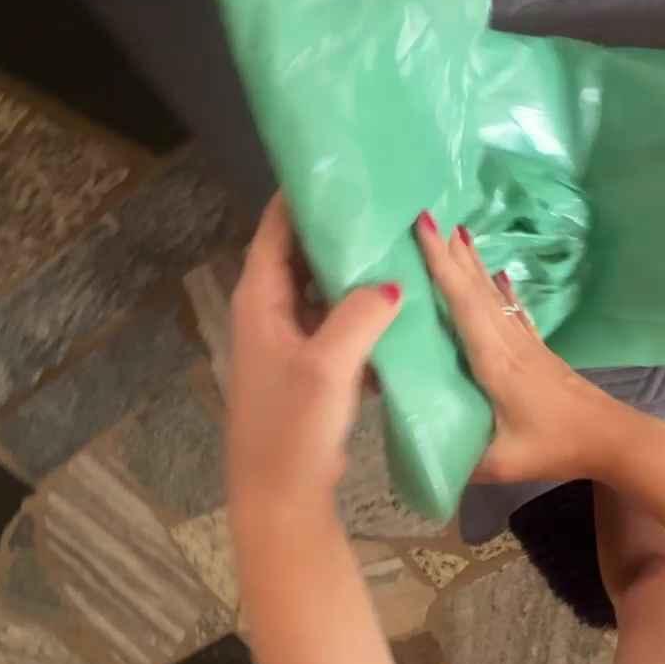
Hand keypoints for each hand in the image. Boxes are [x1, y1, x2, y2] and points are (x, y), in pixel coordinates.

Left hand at [228, 198, 399, 531]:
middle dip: (340, 232)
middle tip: (386, 208)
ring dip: (357, 274)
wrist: (284, 492)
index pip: (277, 231)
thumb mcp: (327, 366)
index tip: (342, 171)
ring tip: (401, 250)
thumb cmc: (293, 426)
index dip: (302, 198)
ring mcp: (294, 341)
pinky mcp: (315, 367)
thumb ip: (360, 316)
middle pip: (304, 257)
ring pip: (326, 291)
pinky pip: (343, 325)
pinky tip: (403, 309)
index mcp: (261, 300)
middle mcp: (272, 313)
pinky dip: (367, 314)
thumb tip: (394, 283)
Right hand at [413, 212, 641, 482]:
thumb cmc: (557, 446)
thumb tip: (422, 460)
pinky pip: (516, 313)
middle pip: (477, 289)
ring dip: (475, 264)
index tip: (424, 226)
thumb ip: (459, 462)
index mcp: (496, 361)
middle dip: (452, 252)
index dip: (442, 264)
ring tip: (459, 232)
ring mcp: (529, 345)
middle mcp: (510, 343)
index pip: (464, 303)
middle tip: (430, 216)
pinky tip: (503, 277)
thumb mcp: (503, 463)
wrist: (611, 438)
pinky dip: (505, 292)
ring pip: (496, 296)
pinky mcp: (541, 353)